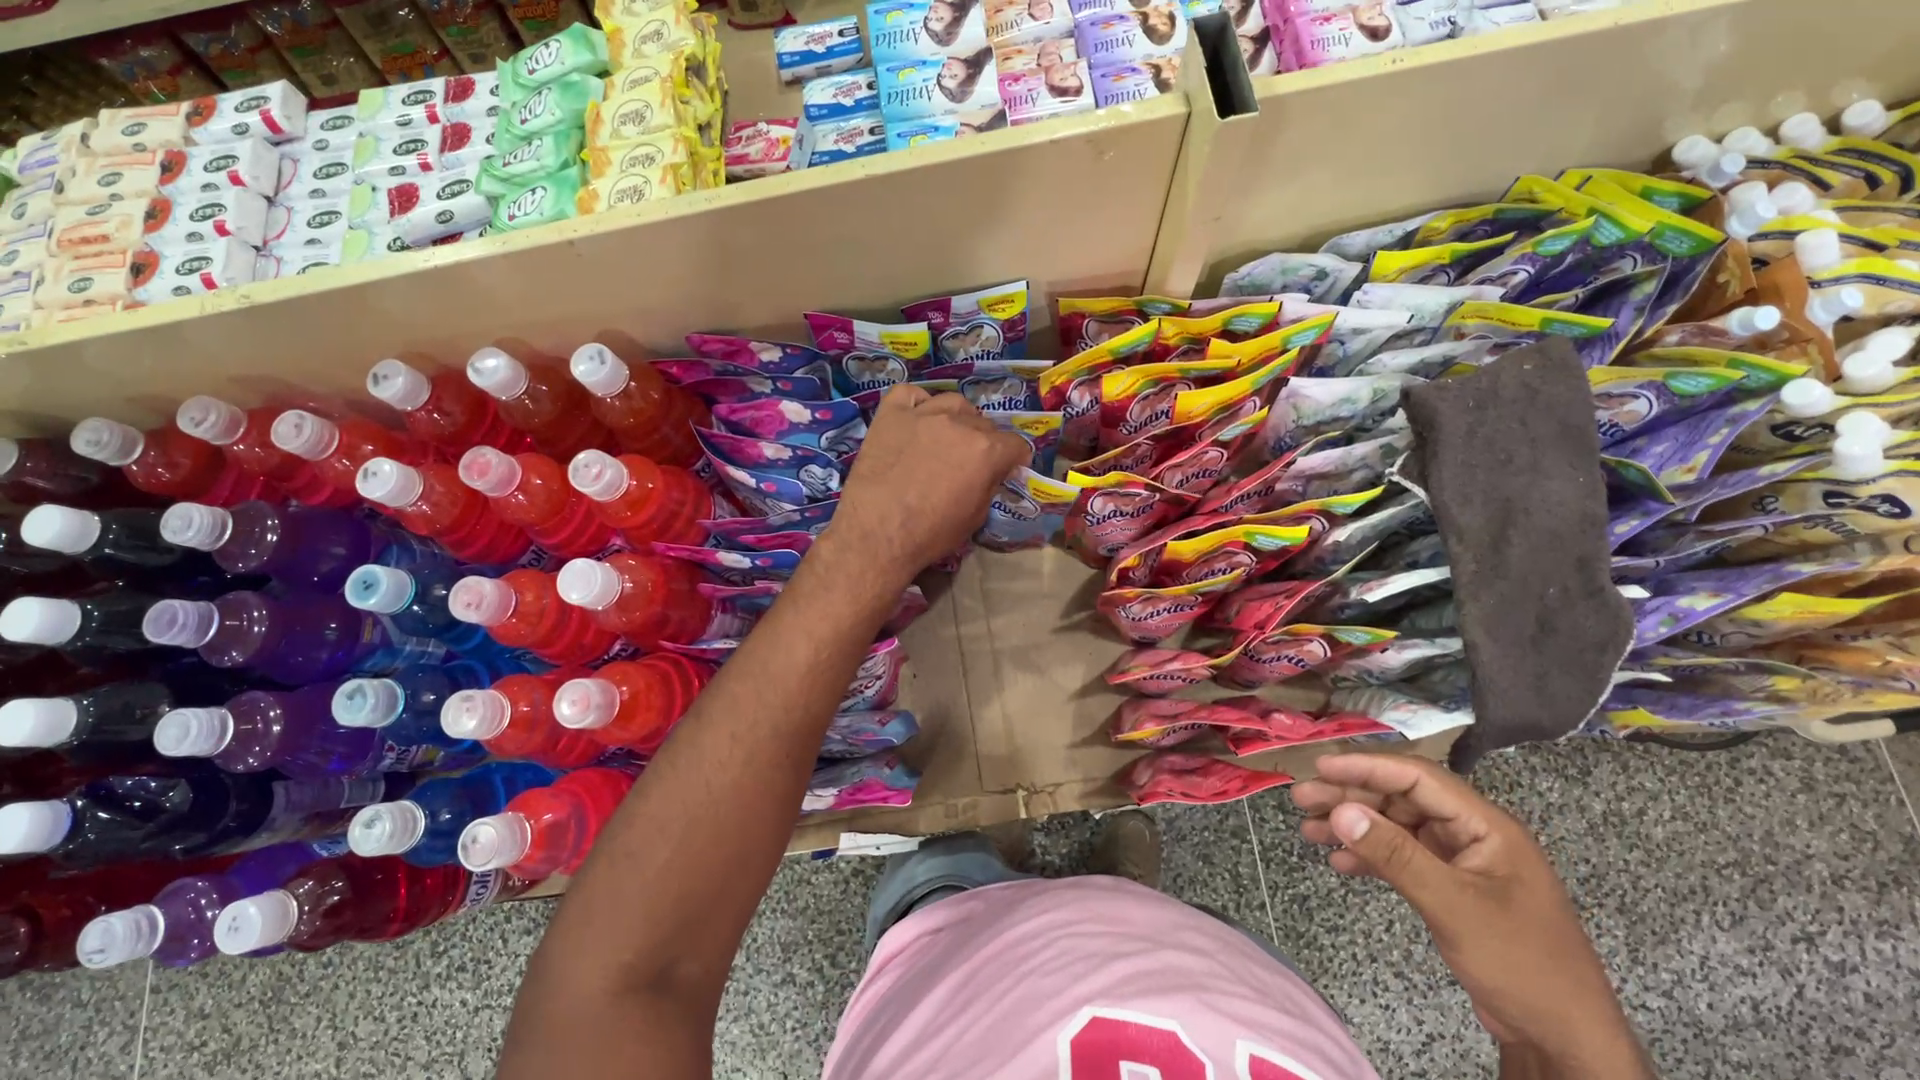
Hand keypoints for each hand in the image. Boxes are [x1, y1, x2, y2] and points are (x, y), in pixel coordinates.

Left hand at [822, 386, 1030, 588]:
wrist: (876, 532)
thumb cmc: (929, 534)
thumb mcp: (975, 517)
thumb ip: (989, 486)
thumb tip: (992, 475)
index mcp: (986, 451)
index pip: (1015, 444)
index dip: (1014, 460)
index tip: (1008, 470)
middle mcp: (959, 424)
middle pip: (984, 424)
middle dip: (985, 442)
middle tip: (971, 463)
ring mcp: (923, 414)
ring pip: (952, 403)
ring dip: (958, 418)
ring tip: (948, 436)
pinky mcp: (890, 414)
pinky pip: (910, 394)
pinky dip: (917, 403)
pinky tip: (916, 418)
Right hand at [1292, 754, 1651, 1075]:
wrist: (1563, 1036)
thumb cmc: (1520, 963)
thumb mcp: (1453, 905)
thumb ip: (1396, 855)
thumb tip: (1341, 811)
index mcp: (1486, 825)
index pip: (1418, 778)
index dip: (1367, 767)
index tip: (1320, 768)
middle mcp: (1473, 835)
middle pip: (1403, 800)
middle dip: (1352, 797)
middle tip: (1301, 799)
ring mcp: (1464, 863)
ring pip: (1399, 829)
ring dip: (1356, 827)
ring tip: (1308, 830)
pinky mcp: (1454, 891)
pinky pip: (1405, 860)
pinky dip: (1372, 858)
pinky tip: (1340, 864)